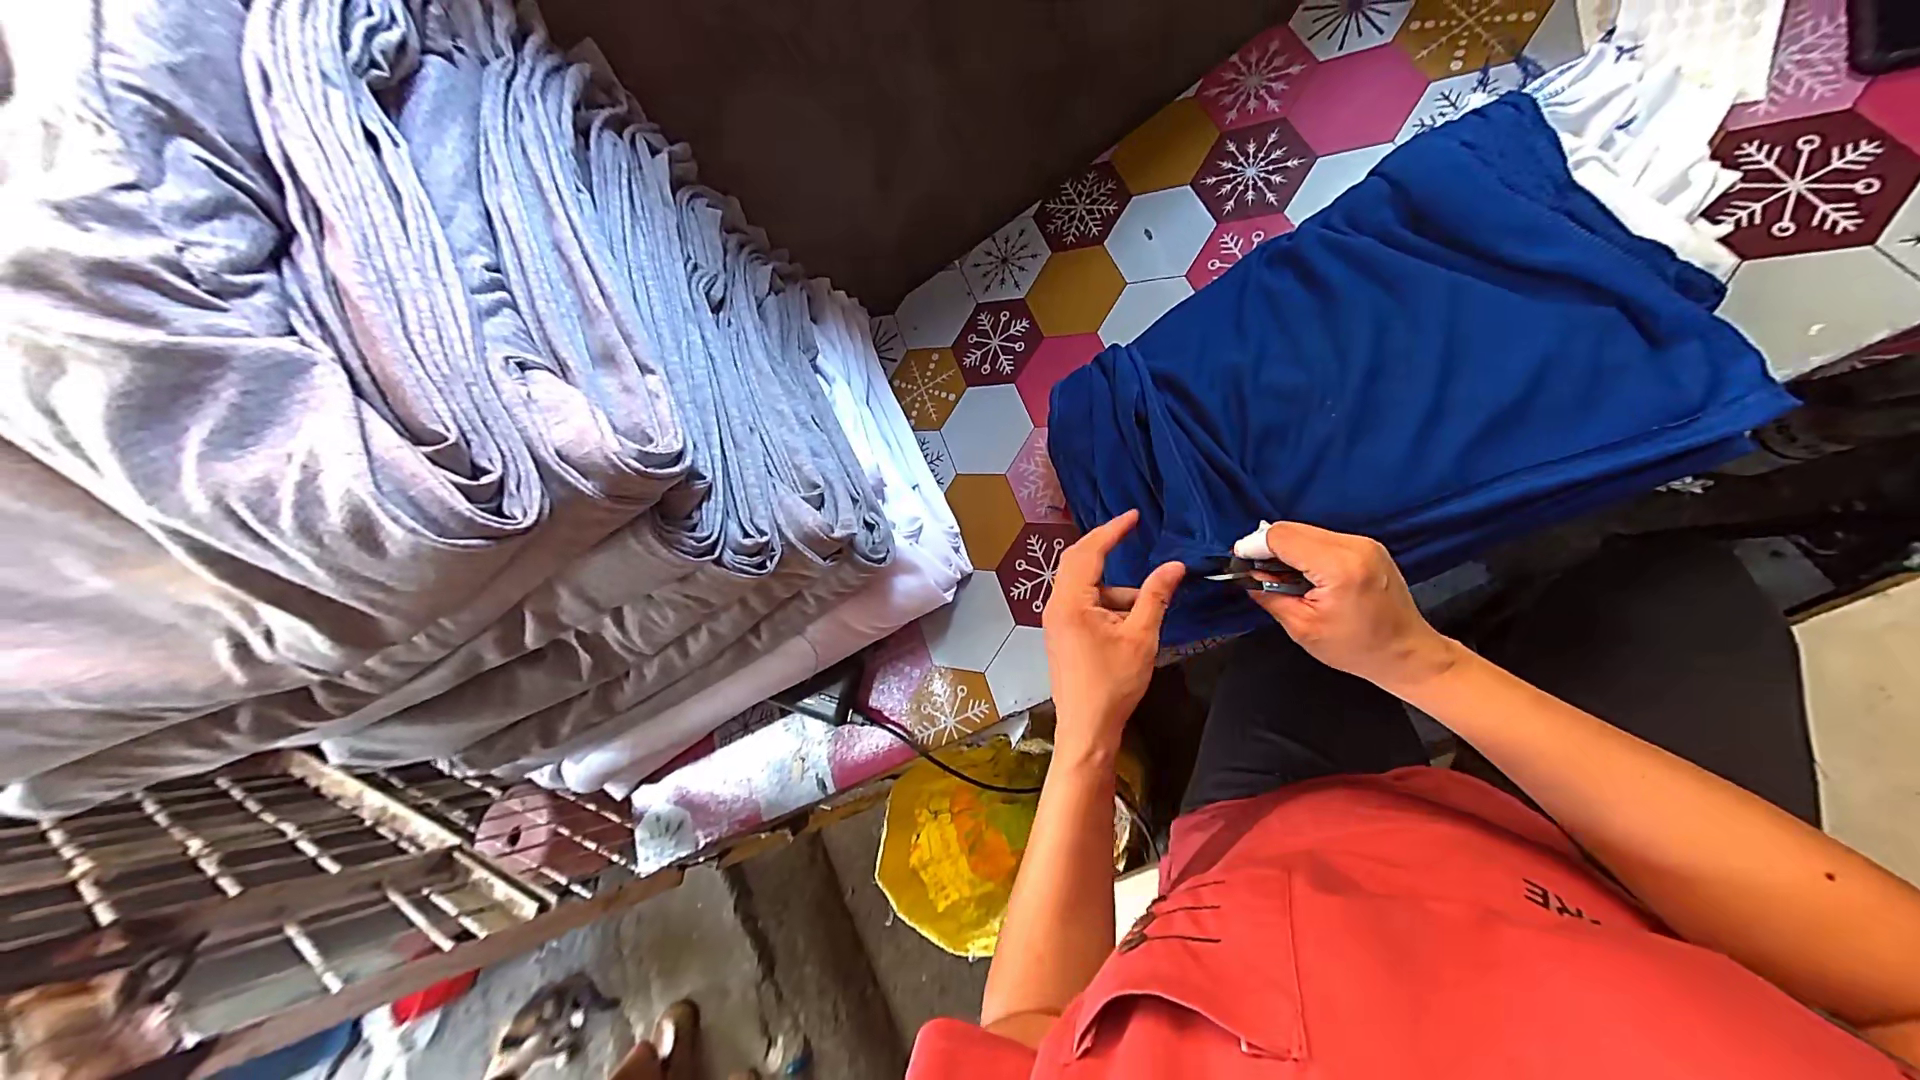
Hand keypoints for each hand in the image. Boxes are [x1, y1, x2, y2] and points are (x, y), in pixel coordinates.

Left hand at [1041, 510, 1184, 765]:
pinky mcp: (1062, 633)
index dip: (1112, 530)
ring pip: (1087, 588)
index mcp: (1070, 602)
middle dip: (1108, 549)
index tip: (1133, 517)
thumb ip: (1156, 596)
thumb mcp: (1141, 636)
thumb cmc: (1112, 685)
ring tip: (1144, 616)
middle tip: (1133, 534)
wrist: (1087, 727)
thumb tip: (1174, 567)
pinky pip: (1085, 605)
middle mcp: (1056, 606)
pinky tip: (1131, 627)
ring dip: (1116, 591)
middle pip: (1080, 563)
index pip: (1089, 552)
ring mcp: (1057, 620)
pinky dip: (1109, 607)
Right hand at [1248, 522, 1459, 690]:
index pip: (1282, 537)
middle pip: (1291, 529)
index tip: (1238, 561)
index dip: (1254, 547)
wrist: (1406, 653)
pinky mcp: (1365, 546)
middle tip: (1254, 571)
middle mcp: (1354, 547)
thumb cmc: (1356, 648)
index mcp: (1339, 567)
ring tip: (1278, 575)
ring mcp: (1363, 543)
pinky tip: (1299, 573)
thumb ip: (1269, 594)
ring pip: (1304, 531)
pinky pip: (1321, 537)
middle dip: (1266, 546)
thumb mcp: (1301, 627)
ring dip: (1284, 548)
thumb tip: (1246, 575)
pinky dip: (1302, 550)